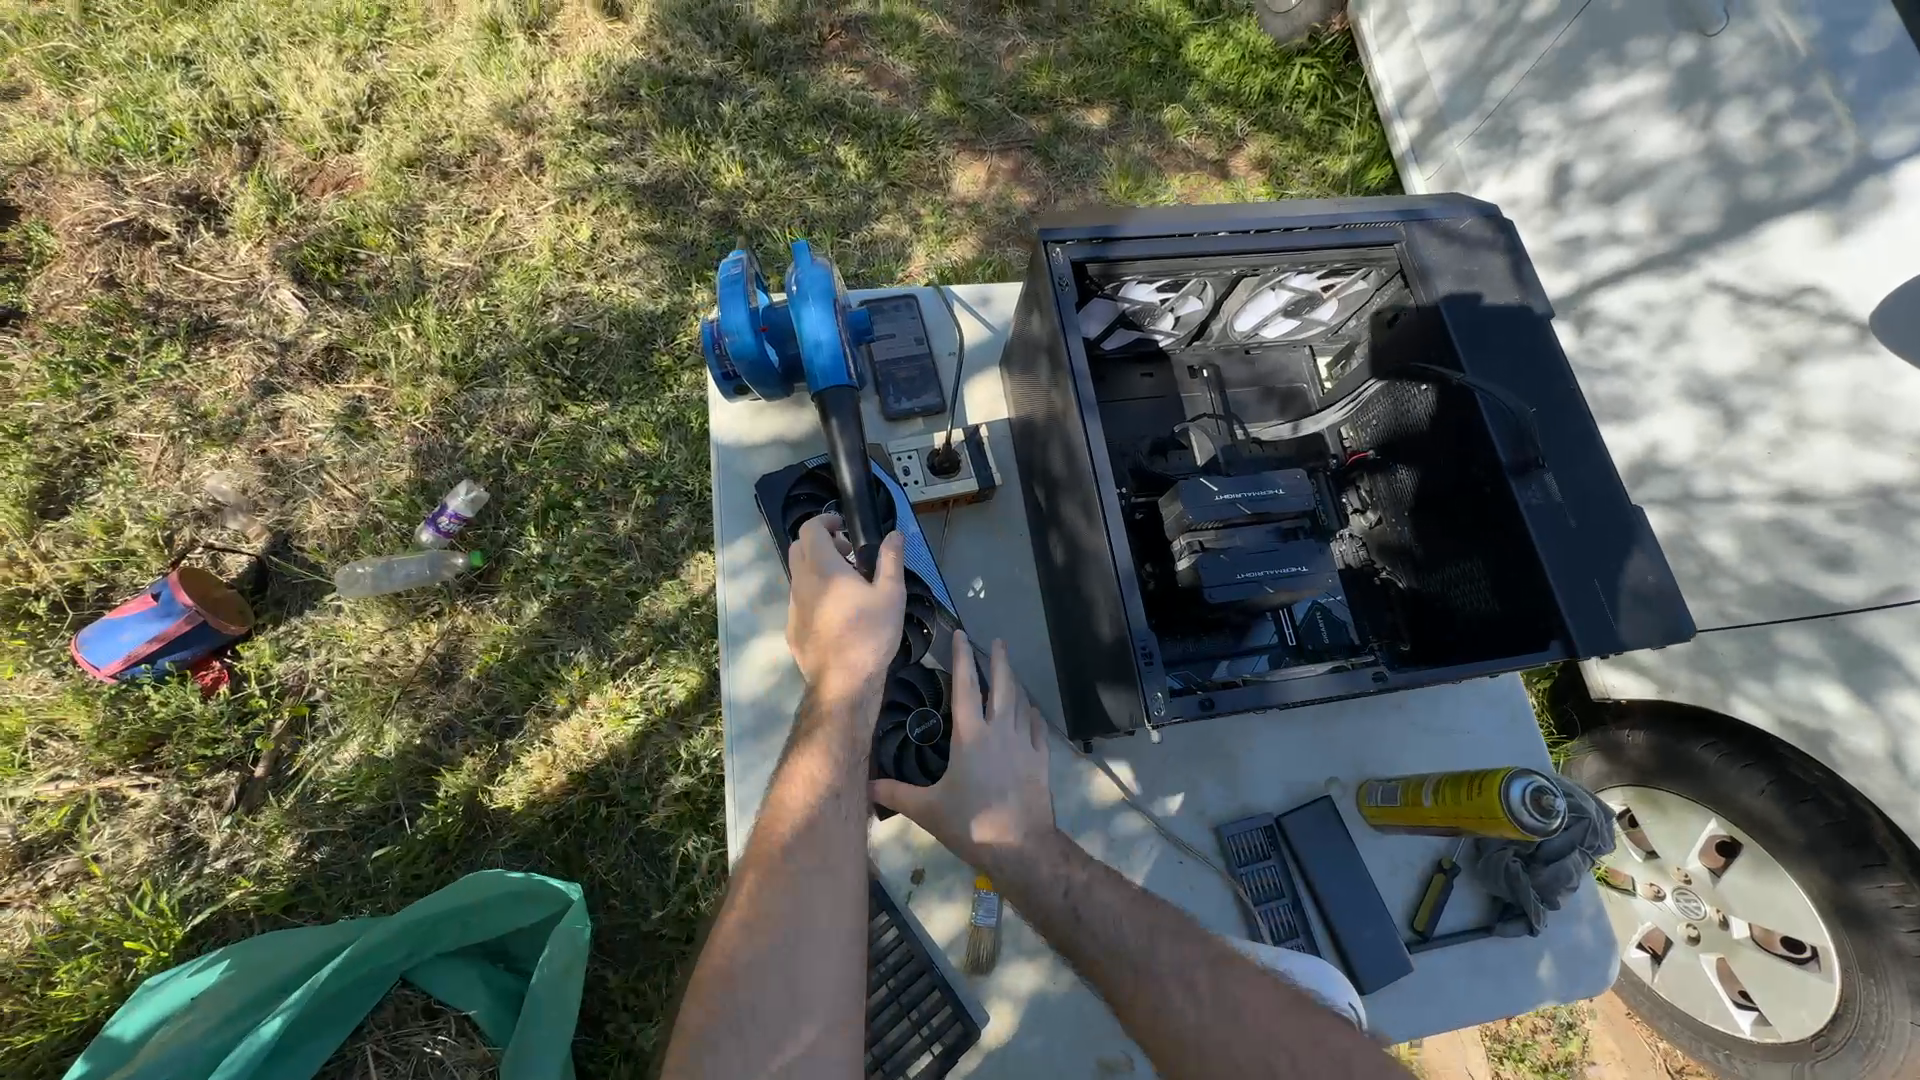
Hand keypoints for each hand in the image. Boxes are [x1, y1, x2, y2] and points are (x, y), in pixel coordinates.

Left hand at [786, 514, 905, 702]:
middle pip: (799, 548)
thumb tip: (895, 535)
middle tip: (848, 554)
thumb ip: (891, 560)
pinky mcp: (792, 629)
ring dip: (818, 570)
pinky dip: (815, 595)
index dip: (825, 521)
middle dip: (821, 543)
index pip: (810, 529)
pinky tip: (837, 615)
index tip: (844, 528)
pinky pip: (800, 601)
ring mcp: (793, 607)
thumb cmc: (870, 634)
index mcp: (823, 567)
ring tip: (848, 586)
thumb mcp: (891, 594)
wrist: (843, 682)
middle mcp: (801, 582)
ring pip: (798, 575)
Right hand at [872, 632, 1056, 874]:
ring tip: (1011, 671)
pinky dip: (1033, 714)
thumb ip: (897, 794)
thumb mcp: (928, 810)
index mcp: (971, 736)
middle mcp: (1000, 732)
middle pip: (1002, 687)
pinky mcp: (1041, 760)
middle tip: (997, 642)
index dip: (962, 659)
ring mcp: (1024, 744)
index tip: (962, 635)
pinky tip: (1032, 711)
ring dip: (1015, 684)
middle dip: (999, 661)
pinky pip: (1038, 728)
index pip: (965, 688)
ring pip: (1022, 703)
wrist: (1021, 847)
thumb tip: (866, 787)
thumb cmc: (971, 823)